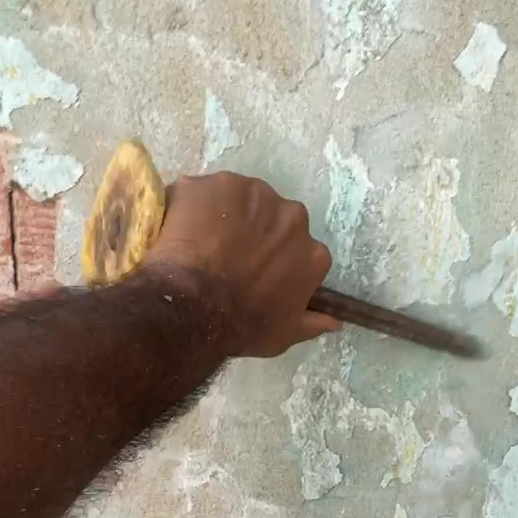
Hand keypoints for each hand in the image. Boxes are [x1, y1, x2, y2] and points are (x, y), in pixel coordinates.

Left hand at [144, 172, 341, 356]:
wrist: (196, 307)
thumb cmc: (245, 326)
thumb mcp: (286, 333)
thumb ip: (312, 322)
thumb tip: (335, 322)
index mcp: (312, 253)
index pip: (301, 250)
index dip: (279, 259)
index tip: (259, 271)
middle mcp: (293, 216)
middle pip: (275, 218)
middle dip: (256, 230)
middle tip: (229, 255)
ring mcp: (255, 194)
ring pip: (241, 199)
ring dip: (226, 214)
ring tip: (202, 242)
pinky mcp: (218, 183)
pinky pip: (204, 192)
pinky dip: (193, 206)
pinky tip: (181, 231)